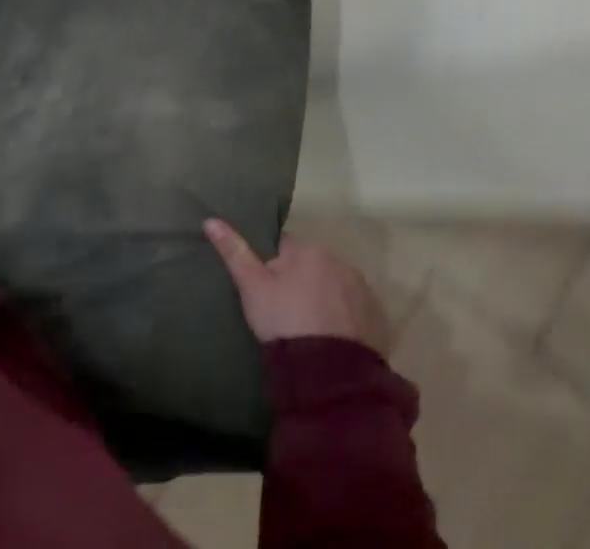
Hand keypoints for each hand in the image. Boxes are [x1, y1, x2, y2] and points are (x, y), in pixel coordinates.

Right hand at [203, 218, 387, 352]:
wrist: (328, 369)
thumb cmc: (282, 318)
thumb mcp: (250, 284)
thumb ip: (234, 251)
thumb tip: (210, 220)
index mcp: (310, 250)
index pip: (283, 245)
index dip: (270, 263)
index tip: (263, 285)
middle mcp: (343, 263)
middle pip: (311, 264)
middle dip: (298, 277)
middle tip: (281, 304)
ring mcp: (365, 292)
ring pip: (334, 285)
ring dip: (322, 294)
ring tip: (306, 321)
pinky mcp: (379, 318)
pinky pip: (353, 307)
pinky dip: (342, 314)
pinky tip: (328, 333)